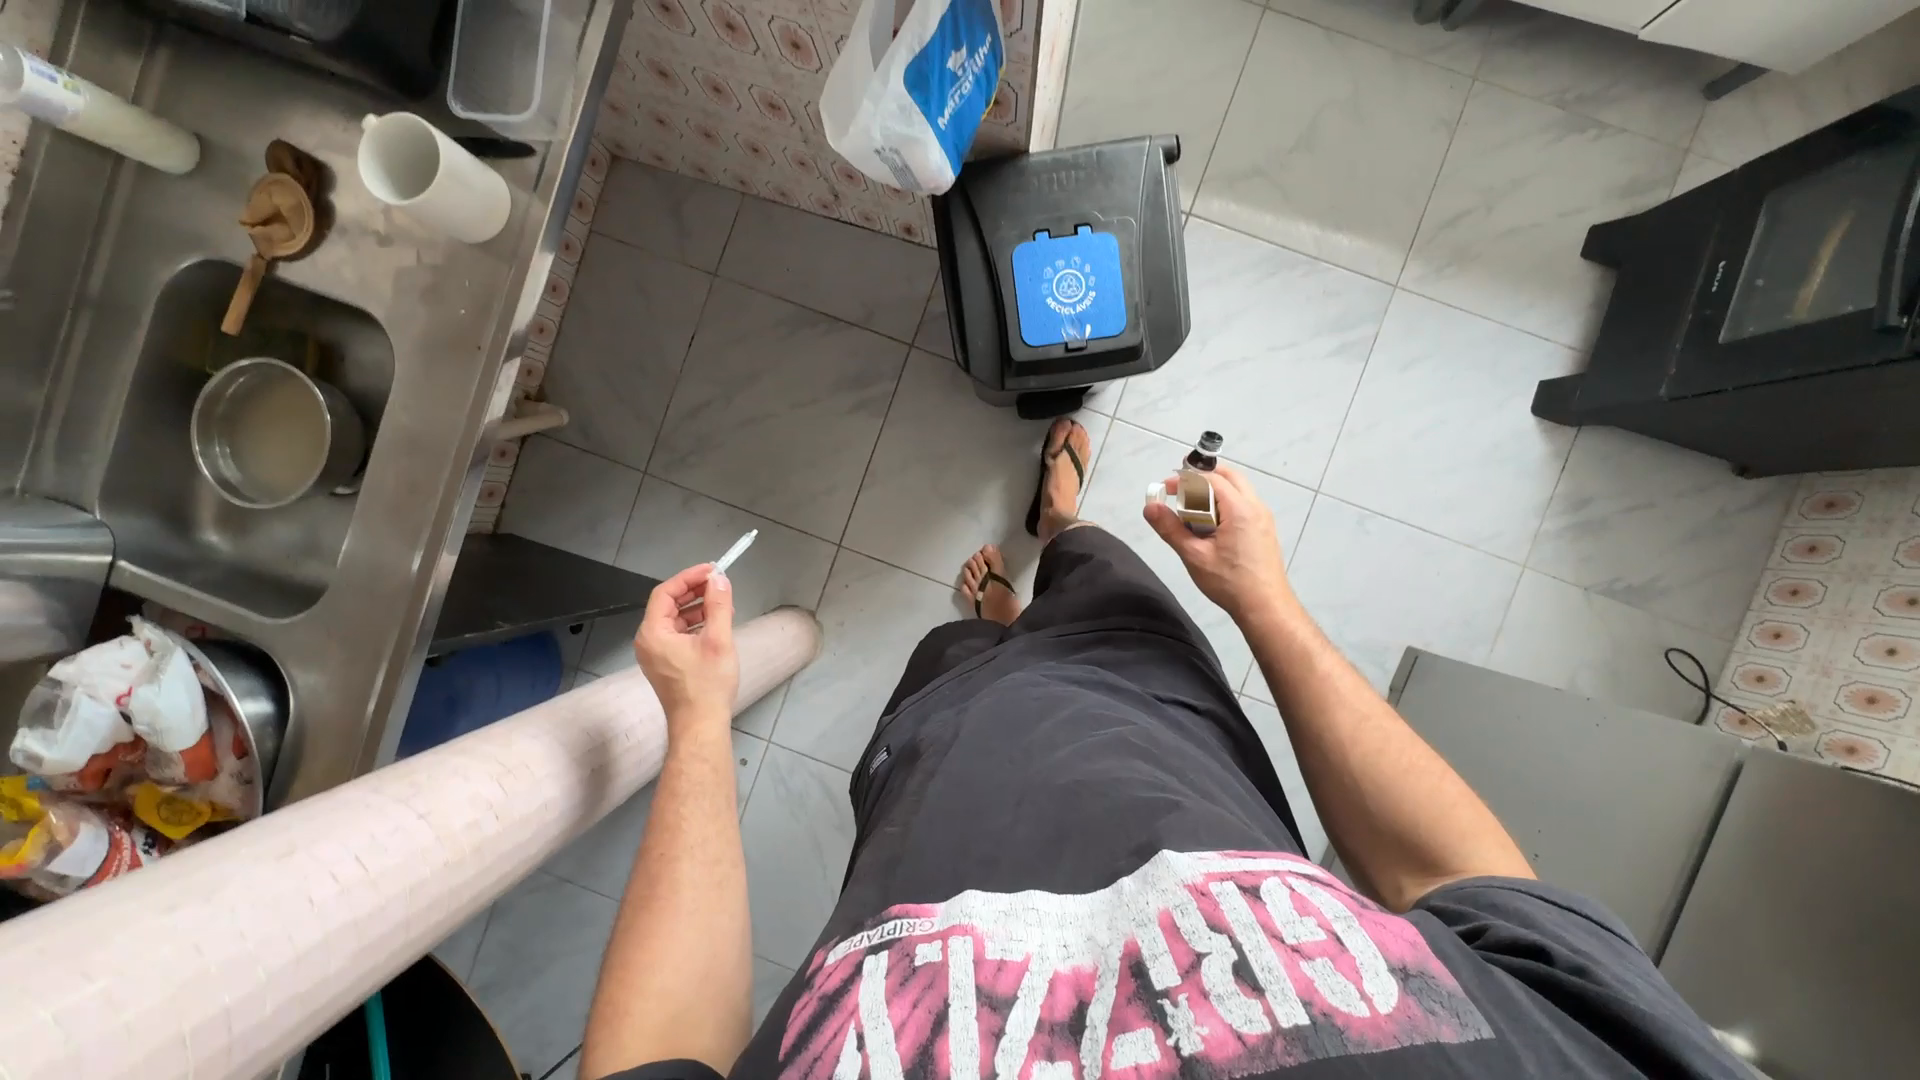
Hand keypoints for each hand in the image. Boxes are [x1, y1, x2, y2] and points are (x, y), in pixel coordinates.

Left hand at [633, 563, 739, 723]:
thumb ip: (718, 606)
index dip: (688, 577)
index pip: (665, 592)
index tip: (712, 570)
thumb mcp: (718, 640)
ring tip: (722, 605)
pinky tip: (715, 626)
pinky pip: (676, 635)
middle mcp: (648, 641)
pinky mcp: (665, 664)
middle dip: (694, 592)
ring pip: (673, 620)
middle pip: (667, 605)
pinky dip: (694, 625)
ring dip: (696, 608)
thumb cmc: (708, 684)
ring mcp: (655, 654)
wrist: (700, 725)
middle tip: (719, 584)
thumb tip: (719, 580)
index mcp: (653, 633)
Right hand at [1144, 464, 1293, 624]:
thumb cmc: (1230, 582)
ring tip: (1192, 511)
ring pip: (1238, 491)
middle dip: (1202, 479)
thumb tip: (1150, 507)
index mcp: (1240, 509)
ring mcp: (1263, 518)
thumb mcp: (1194, 556)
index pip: (1211, 479)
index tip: (1164, 489)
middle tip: (1179, 492)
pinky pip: (1244, 505)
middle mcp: (1256, 507)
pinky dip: (1225, 505)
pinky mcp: (1264, 530)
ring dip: (1214, 492)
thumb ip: (1171, 529)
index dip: (1185, 478)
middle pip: (1229, 478)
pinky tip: (1210, 527)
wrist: (1265, 607)